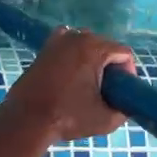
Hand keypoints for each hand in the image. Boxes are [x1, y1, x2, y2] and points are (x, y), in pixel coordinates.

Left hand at [1, 27, 134, 142]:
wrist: (28, 119)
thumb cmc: (67, 117)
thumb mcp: (105, 119)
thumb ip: (123, 110)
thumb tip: (126, 105)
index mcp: (94, 49)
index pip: (124, 53)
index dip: (128, 73)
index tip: (122, 92)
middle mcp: (77, 37)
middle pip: (105, 46)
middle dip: (110, 66)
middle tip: (107, 90)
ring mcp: (58, 40)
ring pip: (86, 43)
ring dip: (92, 59)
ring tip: (89, 83)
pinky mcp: (45, 48)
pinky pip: (67, 43)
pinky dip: (73, 53)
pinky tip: (72, 72)